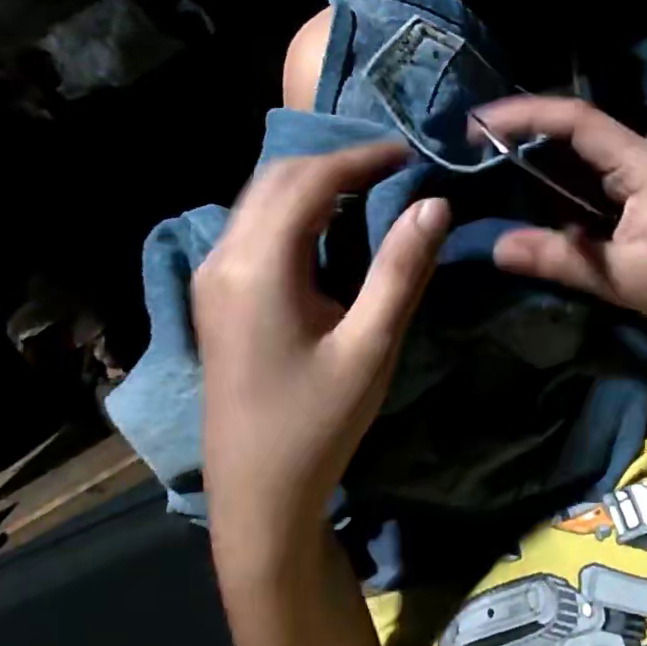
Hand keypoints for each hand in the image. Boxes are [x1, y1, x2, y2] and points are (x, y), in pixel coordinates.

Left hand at [193, 142, 449, 521]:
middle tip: (394, 166)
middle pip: (276, 180)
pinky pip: (254, 229)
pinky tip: (329, 228)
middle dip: (335, 162)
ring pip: (260, 201)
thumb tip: (434, 205)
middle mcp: (222, 258)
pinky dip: (296, 211)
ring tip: (370, 187)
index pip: (308, 182)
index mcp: (256, 266)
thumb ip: (400, 271)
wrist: (258, 493)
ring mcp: (212, 278)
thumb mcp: (370, 348)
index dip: (360, 158)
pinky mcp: (217, 298)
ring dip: (314, 184)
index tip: (409, 152)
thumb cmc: (318, 424)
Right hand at [479, 97, 646, 338]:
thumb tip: (497, 247)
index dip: (527, 115)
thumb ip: (558, 258)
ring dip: (537, 148)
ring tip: (489, 156)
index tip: (481, 123)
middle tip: (474, 141)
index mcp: (645, 164)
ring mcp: (642, 167)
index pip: (579, 121)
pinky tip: (525, 181)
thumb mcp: (617, 276)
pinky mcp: (637, 185)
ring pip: (581, 145)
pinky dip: (555, 172)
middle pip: (577, 125)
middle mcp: (643, 153)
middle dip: (525, 128)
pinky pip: (589, 168)